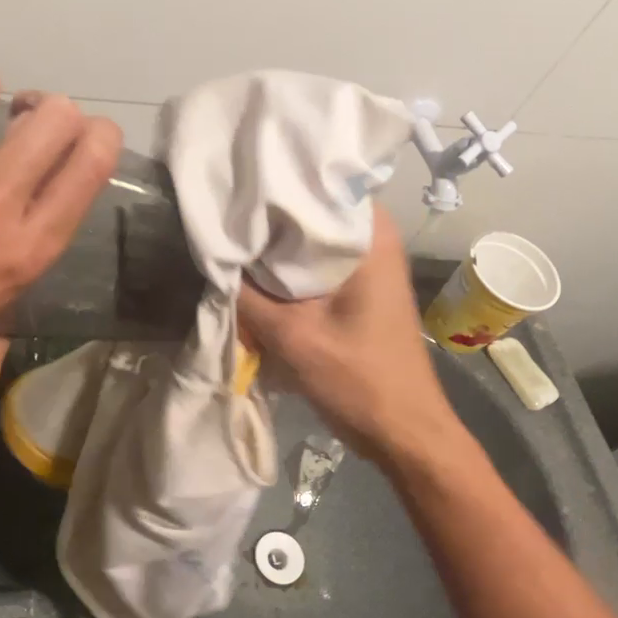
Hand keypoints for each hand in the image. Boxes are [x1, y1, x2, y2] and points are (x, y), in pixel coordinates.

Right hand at [239, 207, 463, 464]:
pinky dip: (287, 271)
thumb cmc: (359, 381)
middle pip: (311, 211)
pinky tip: (253, 277)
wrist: (404, 434)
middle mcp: (374, 240)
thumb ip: (247, 296)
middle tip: (223, 215)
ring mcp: (369, 266)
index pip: (316, 183)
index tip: (235, 184)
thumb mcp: (292, 337)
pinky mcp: (359, 291)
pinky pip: (315, 267)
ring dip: (275, 248)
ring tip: (231, 241)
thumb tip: (212, 259)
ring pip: (310, 242)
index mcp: (370, 237)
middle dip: (269, 216)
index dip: (274, 182)